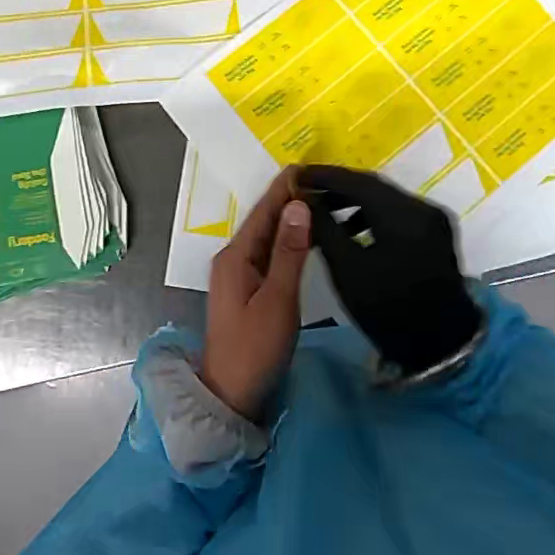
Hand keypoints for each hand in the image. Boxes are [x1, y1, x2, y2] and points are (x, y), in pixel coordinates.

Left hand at [202, 167, 310, 420]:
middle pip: (263, 222)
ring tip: (319, 200)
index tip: (306, 165)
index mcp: (235, 257)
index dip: (283, 189)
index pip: (262, 213)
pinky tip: (305, 238)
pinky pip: (268, 254)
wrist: (233, 389)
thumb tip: (299, 207)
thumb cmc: (255, 346)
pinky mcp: (247, 289)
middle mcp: (232, 259)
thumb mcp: (278, 299)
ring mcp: (238, 275)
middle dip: (288, 200)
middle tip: (322, 179)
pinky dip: (287, 242)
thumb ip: (289, 253)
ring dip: (289, 220)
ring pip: (266, 238)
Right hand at [297, 165, 479, 374]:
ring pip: (384, 199)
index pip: (357, 182)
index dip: (324, 176)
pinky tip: (349, 229)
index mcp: (403, 215)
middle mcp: (423, 209)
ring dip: (351, 201)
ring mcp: (433, 222)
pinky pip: (395, 213)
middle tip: (305, 190)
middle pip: (373, 187)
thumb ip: (323, 228)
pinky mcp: (434, 235)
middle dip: (336, 187)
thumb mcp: (347, 268)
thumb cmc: (388, 307)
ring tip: (320, 212)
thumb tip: (302, 200)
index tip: (296, 174)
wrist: (440, 345)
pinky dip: (369, 214)